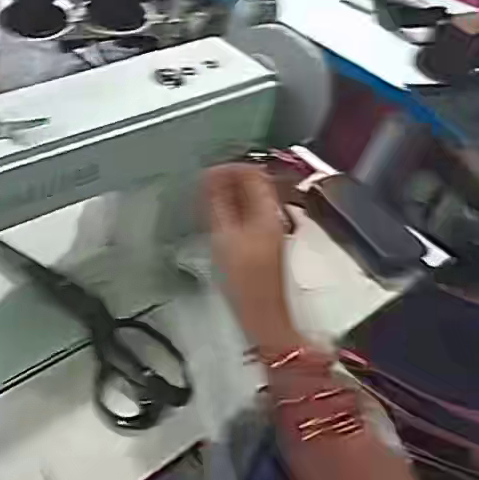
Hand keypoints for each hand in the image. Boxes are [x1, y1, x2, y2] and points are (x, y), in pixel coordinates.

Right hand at [202, 164, 290, 339]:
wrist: (261, 311)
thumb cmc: (243, 277)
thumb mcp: (224, 235)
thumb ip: (217, 203)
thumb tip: (210, 178)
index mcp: (267, 211)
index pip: (253, 174)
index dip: (230, 167)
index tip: (208, 170)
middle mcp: (274, 216)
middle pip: (255, 184)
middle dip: (229, 177)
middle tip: (204, 181)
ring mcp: (271, 229)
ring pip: (252, 198)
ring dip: (230, 191)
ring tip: (207, 195)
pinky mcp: (265, 240)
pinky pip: (250, 211)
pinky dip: (233, 206)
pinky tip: (217, 214)